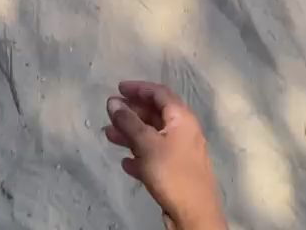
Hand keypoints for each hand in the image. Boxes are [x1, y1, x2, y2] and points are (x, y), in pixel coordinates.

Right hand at [103, 81, 226, 229]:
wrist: (196, 218)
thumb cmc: (172, 173)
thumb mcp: (146, 144)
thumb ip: (128, 121)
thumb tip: (112, 101)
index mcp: (181, 119)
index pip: (159, 93)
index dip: (138, 88)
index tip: (118, 88)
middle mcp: (183, 132)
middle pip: (155, 114)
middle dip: (131, 113)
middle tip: (111, 113)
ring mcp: (181, 153)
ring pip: (152, 136)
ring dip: (131, 134)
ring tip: (109, 136)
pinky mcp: (177, 173)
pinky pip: (155, 156)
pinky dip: (140, 155)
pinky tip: (126, 164)